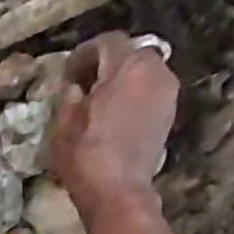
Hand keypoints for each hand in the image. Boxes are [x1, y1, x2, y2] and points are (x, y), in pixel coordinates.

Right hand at [51, 32, 179, 214]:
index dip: (85, 53)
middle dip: (107, 64)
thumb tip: (74, 87)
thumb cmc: (85, 156)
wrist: (117, 192)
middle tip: (84, 84)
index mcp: (127, 66)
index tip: (68, 72)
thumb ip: (69, 97)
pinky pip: (150, 92)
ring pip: (144, 72)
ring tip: (100, 101)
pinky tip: (116, 116)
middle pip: (130, 54)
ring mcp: (167, 92)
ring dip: (122, 80)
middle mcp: (155, 70)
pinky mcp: (169, 114)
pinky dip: (134, 96)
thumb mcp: (64, 125)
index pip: (107, 42)